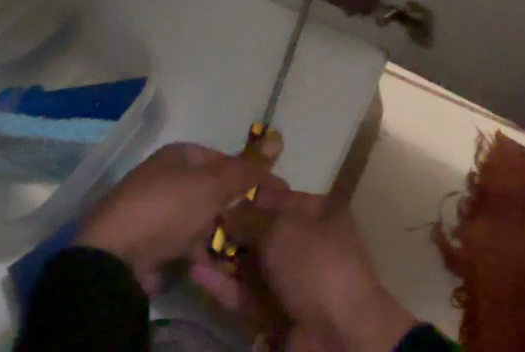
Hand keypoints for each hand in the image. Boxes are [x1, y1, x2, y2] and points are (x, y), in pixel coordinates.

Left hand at [75, 141, 274, 294]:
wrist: (115, 258)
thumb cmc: (167, 208)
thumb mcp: (213, 184)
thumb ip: (246, 167)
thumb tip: (278, 137)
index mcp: (180, 156)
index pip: (226, 160)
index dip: (252, 176)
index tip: (277, 196)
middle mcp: (169, 178)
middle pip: (215, 191)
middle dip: (240, 208)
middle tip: (266, 226)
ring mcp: (160, 213)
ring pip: (204, 220)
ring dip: (225, 234)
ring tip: (250, 250)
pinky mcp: (155, 244)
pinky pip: (190, 243)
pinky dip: (206, 252)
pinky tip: (224, 265)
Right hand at [211, 183, 415, 351]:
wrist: (339, 333)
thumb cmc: (314, 263)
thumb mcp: (282, 227)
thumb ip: (250, 217)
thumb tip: (226, 210)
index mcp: (320, 213)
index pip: (278, 196)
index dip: (247, 194)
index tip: (213, 192)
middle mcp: (307, 242)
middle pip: (262, 231)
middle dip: (230, 228)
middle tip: (192, 222)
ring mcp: (292, 280)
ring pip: (250, 264)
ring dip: (222, 257)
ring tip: (185, 245)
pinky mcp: (276, 312)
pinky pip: (246, 293)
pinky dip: (223, 284)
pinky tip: (195, 272)